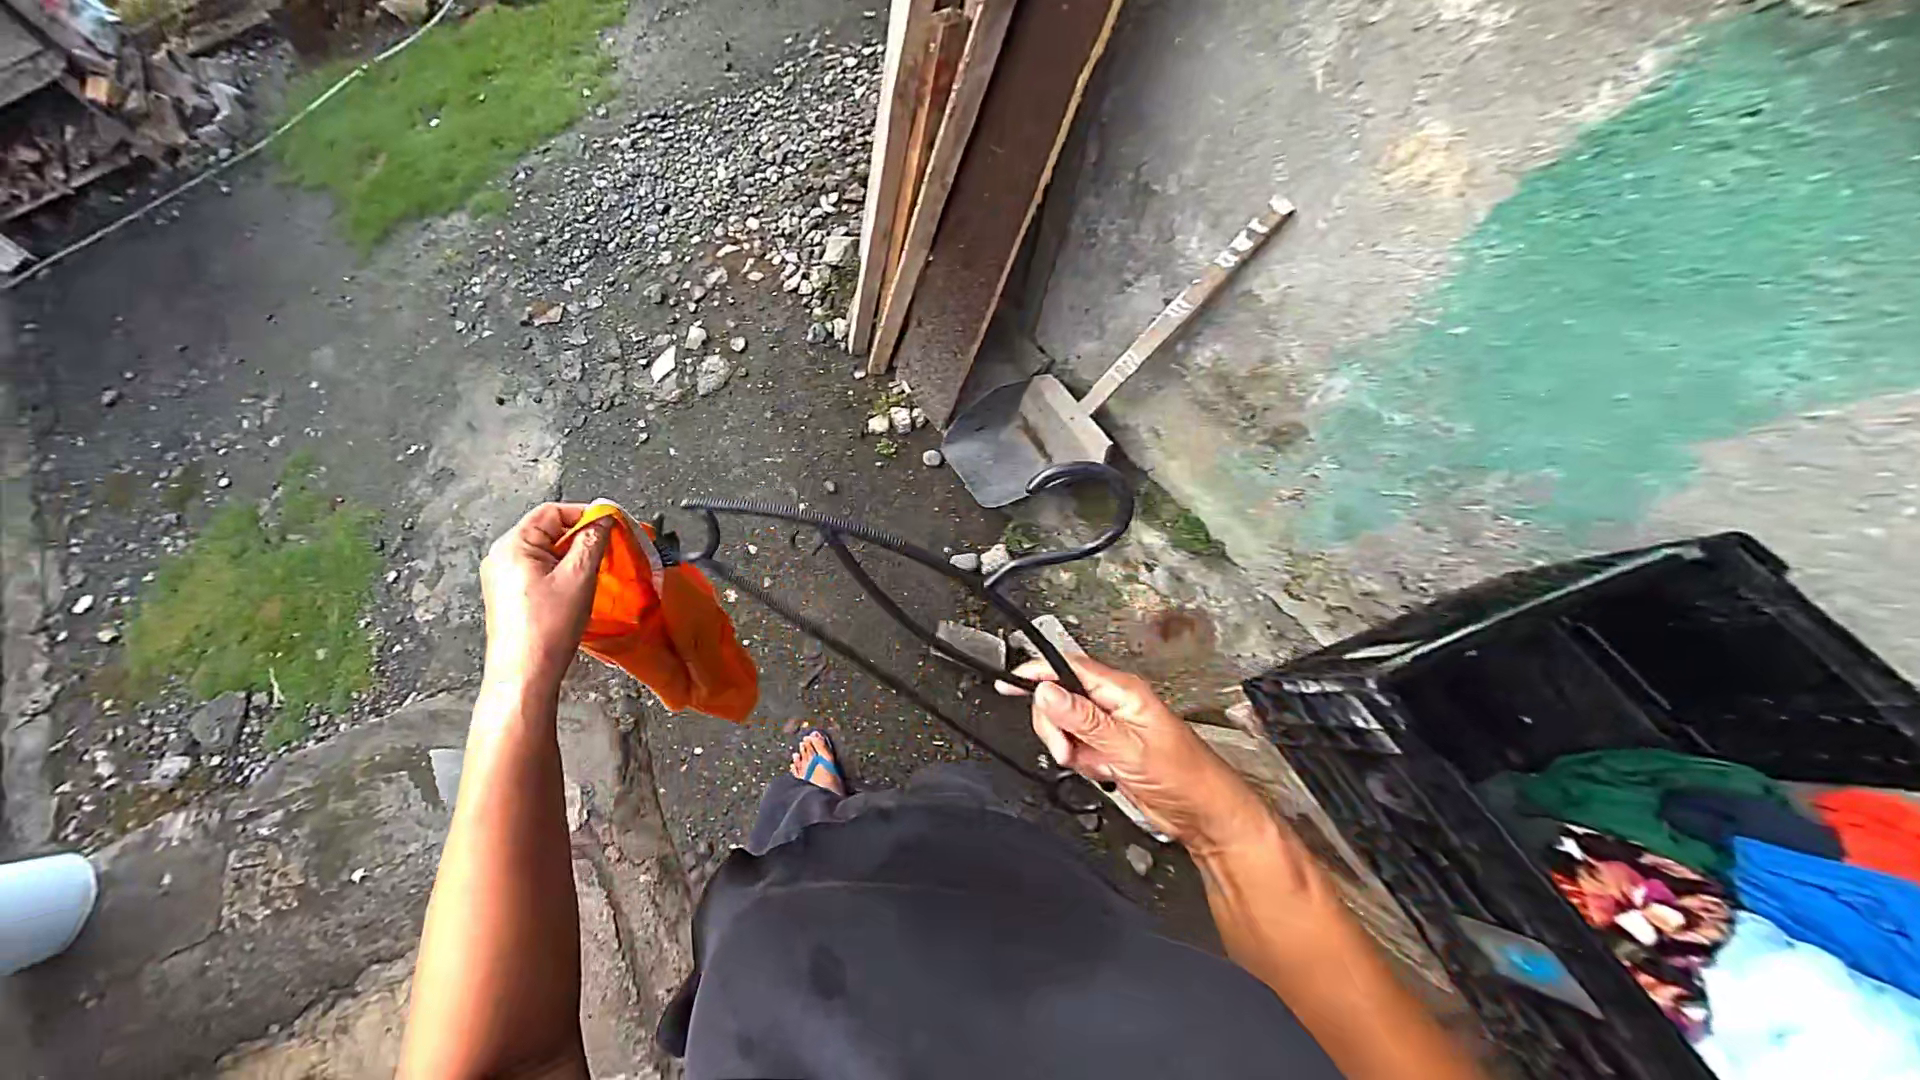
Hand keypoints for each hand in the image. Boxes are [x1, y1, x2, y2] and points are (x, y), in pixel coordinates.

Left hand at [479, 502, 611, 695]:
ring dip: (575, 555)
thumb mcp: (580, 577)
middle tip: (609, 549)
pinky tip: (579, 587)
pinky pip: (542, 569)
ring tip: (595, 572)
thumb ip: (593, 541)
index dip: (586, 513)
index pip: (553, 511)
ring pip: (548, 551)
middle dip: (582, 536)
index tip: (612, 523)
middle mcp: (502, 557)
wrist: (526, 671)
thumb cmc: (547, 628)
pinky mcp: (511, 593)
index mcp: (512, 546)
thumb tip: (604, 519)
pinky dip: (564, 571)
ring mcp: (504, 576)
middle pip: (549, 529)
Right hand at [1003, 653, 1274, 854]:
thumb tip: (1047, 690)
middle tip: (1065, 748)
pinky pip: (1076, 746)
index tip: (1011, 681)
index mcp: (1122, 690)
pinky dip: (1079, 760)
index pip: (1069, 668)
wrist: (1203, 814)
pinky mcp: (1108, 747)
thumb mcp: (1128, 747)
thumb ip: (1084, 718)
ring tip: (1087, 762)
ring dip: (1067, 746)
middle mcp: (1114, 703)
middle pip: (1059, 697)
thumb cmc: (1185, 776)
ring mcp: (1110, 726)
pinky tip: (1099, 769)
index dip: (1038, 672)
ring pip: (1064, 724)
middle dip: (1054, 724)